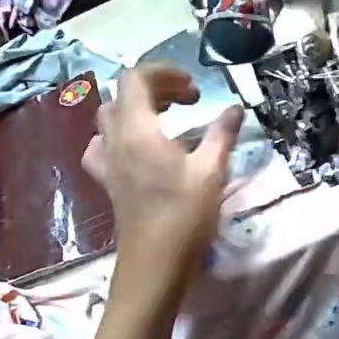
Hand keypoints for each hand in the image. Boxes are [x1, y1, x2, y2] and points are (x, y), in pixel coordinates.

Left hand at [83, 62, 244, 296]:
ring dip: (136, 110)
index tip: (195, 89)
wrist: (155, 265)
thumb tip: (235, 109)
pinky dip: (118, 138)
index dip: (165, 73)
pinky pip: (102, 147)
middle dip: (156, 89)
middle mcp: (115, 141)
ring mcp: (108, 163)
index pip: (136, 79)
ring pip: (108, 118)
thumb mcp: (211, 172)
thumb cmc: (185, 217)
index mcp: (138, 131)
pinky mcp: (108, 183)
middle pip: (122, 95)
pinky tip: (138, 152)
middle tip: (189, 102)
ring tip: (165, 121)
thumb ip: (222, 134)